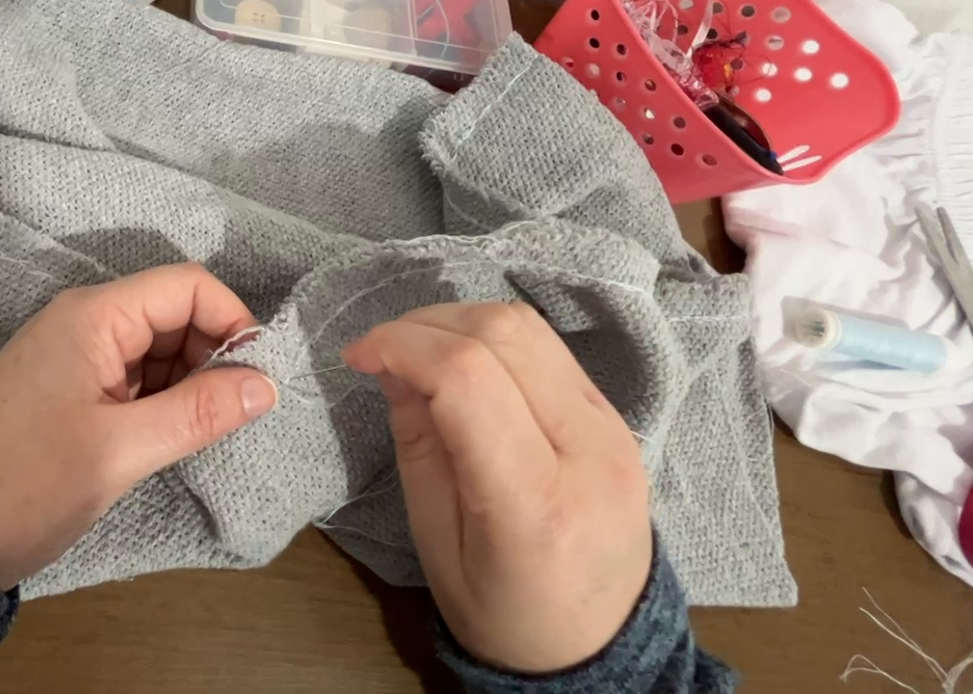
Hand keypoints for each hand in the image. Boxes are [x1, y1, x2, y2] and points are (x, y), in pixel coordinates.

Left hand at [0, 263, 277, 589]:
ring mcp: (76, 350)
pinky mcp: (71, 382)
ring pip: (157, 344)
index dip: (231, 319)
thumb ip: (199, 412)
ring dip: (187, 379)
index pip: (186, 286)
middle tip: (229, 413)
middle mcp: (86, 319)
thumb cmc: (28, 483)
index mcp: (95, 315)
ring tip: (197, 431)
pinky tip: (167, 433)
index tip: (256, 376)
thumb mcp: (121, 451)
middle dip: (211, 354)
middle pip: (173, 312)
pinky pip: (133, 371)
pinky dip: (161, 395)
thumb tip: (266, 385)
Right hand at [342, 302, 652, 674]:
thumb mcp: (433, 539)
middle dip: (423, 324)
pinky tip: (461, 361)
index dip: (400, 345)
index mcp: (535, 500)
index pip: (466, 377)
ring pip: (525, 324)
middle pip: (500, 333)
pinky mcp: (616, 414)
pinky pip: (545, 344)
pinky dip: (489, 335)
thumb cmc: (502, 611)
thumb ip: (415, 439)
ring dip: (456, 320)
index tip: (357, 356)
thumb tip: (391, 363)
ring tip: (417, 351)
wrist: (602, 651)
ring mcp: (613, 425)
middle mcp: (589, 449)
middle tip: (382, 352)